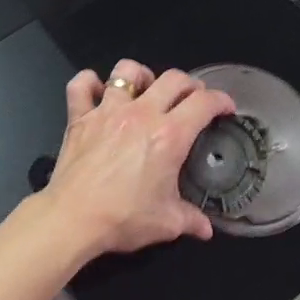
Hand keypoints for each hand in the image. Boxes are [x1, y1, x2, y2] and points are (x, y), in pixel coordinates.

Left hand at [39, 60, 235, 255]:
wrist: (74, 218)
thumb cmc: (124, 218)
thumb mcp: (166, 223)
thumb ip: (191, 219)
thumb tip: (206, 229)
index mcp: (169, 135)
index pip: (204, 102)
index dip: (221, 100)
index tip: (225, 108)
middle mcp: (140, 114)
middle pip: (172, 78)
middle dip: (189, 85)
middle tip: (191, 100)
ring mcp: (107, 111)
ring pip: (126, 71)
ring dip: (142, 75)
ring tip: (146, 90)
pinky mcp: (79, 117)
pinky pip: (81, 85)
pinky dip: (89, 82)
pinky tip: (98, 92)